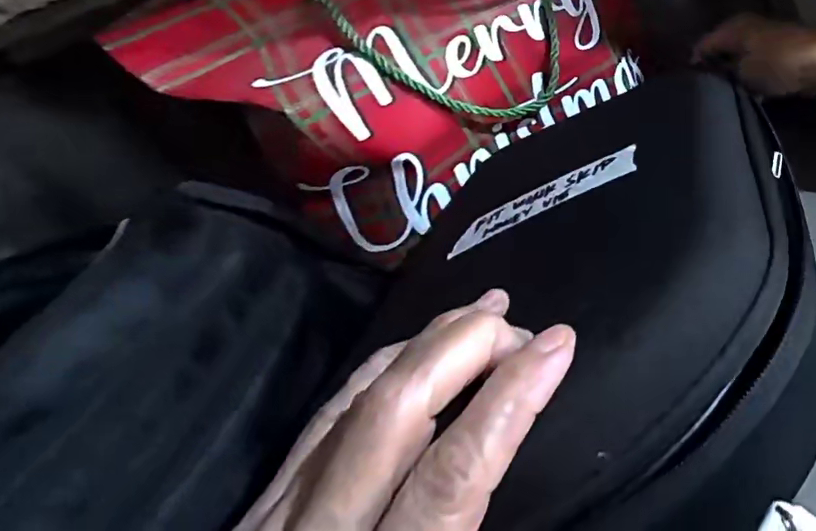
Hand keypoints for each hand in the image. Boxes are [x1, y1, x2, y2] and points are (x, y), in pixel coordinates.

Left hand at [234, 289, 573, 530]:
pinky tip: (417, 345)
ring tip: (488, 307)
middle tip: (523, 329)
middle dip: (470, 347)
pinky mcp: (254, 514)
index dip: (511, 399)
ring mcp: (272, 525)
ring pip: (358, 399)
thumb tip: (513, 447)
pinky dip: (384, 365)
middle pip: (396, 413)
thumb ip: (470, 529)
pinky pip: (328, 413)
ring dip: (432, 340)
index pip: (451, 477)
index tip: (560, 344)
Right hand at [693, 14, 815, 96]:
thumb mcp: (746, 73)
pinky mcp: (788, 49)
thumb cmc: (782, 64)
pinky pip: (761, 61)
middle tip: (706, 88)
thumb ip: (727, 72)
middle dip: (715, 64)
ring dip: (737, 69)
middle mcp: (751, 24)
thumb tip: (718, 75)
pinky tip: (754, 89)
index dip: (695, 62)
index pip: (705, 42)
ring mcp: (772, 35)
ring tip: (728, 92)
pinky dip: (755, 73)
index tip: (688, 82)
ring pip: (744, 54)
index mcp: (736, 24)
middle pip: (725, 46)